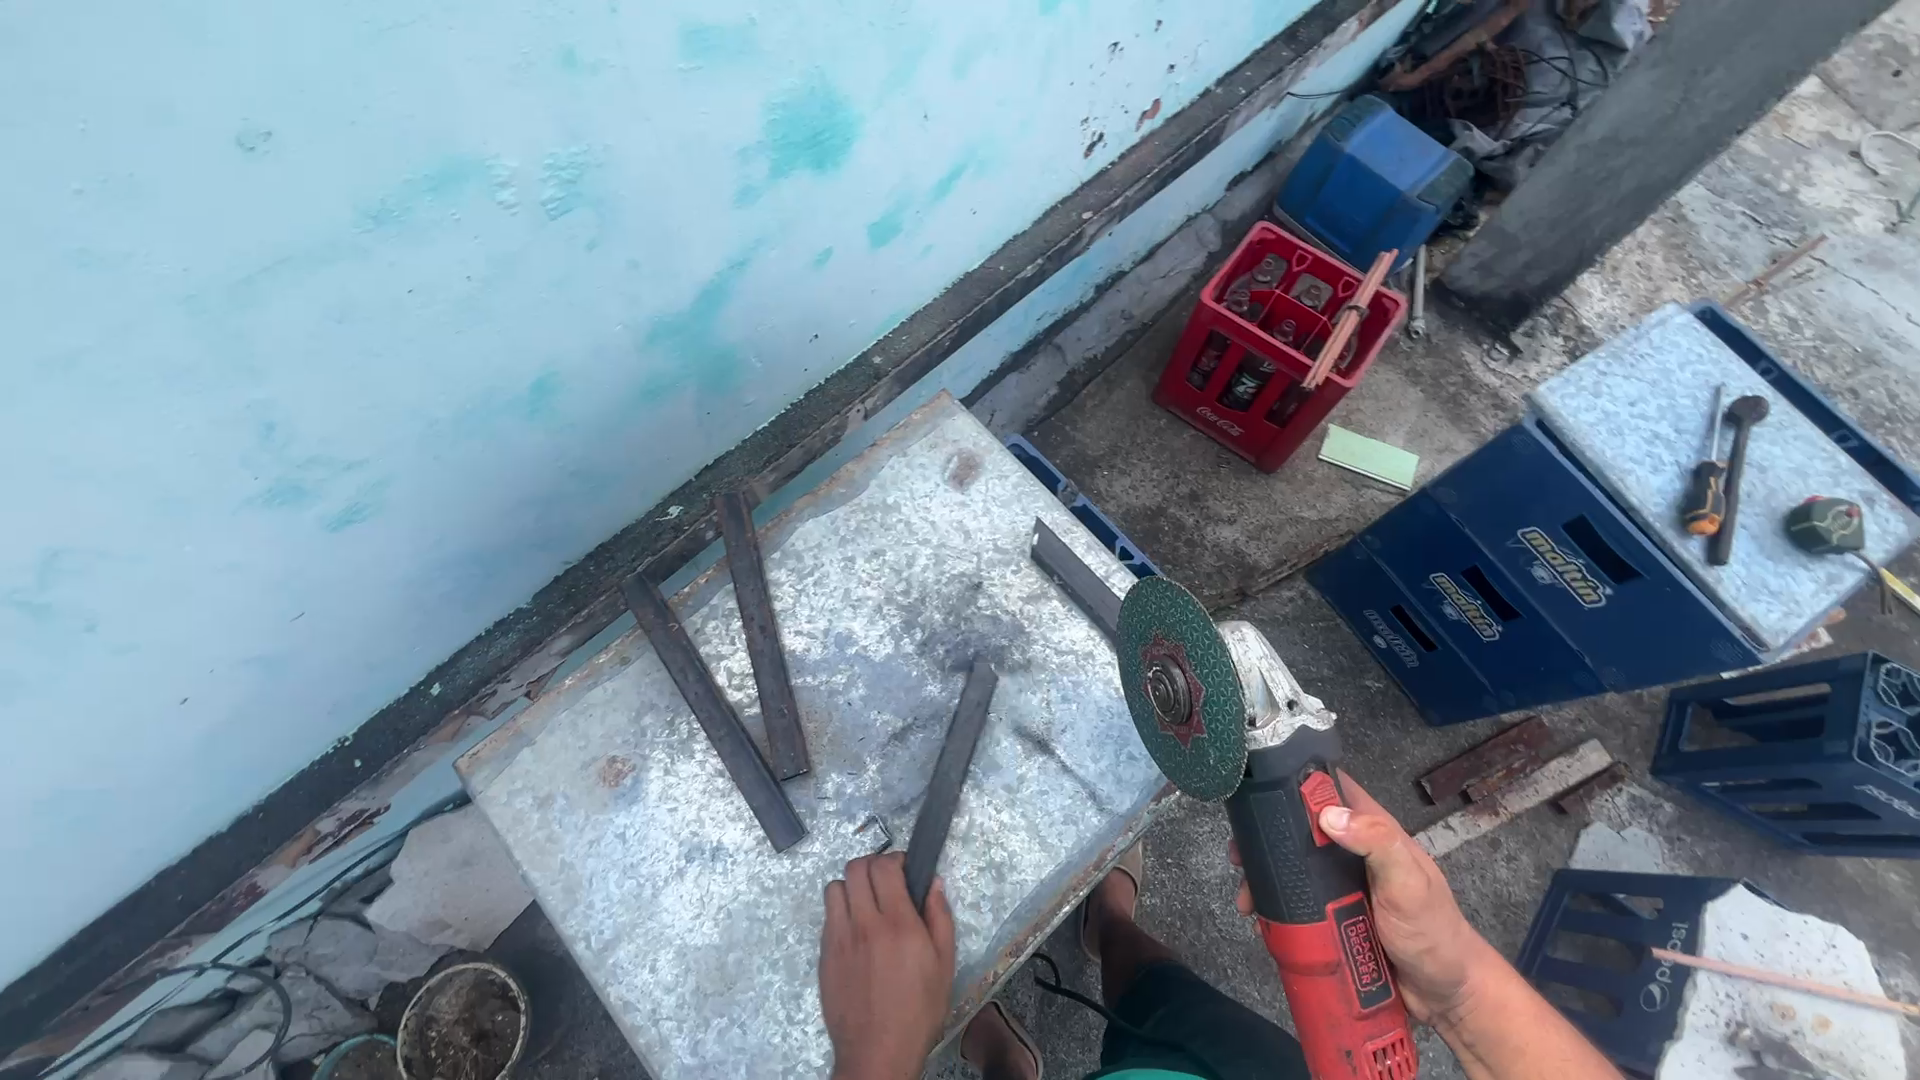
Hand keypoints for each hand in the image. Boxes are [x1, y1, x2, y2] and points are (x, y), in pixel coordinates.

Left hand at [820, 852, 956, 1079]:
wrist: (877, 1052)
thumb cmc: (918, 1010)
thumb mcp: (944, 964)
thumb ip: (940, 917)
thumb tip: (933, 883)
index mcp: (898, 923)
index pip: (884, 866)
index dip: (894, 858)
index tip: (903, 868)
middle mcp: (864, 923)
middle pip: (856, 868)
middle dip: (872, 865)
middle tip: (885, 880)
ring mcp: (840, 939)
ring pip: (835, 887)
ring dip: (852, 886)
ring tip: (866, 901)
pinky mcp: (825, 955)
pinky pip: (828, 916)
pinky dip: (841, 911)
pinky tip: (855, 929)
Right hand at [1230, 771, 1493, 1025]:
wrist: (1447, 998)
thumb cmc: (1432, 932)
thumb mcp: (1409, 884)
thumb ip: (1377, 843)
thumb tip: (1327, 816)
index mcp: (1373, 830)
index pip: (1331, 789)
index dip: (1296, 782)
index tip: (1259, 789)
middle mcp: (1352, 851)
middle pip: (1299, 829)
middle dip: (1266, 838)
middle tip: (1238, 854)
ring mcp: (1340, 884)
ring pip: (1292, 868)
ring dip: (1264, 877)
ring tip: (1246, 897)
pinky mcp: (1331, 913)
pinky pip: (1295, 901)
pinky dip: (1274, 905)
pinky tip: (1261, 917)